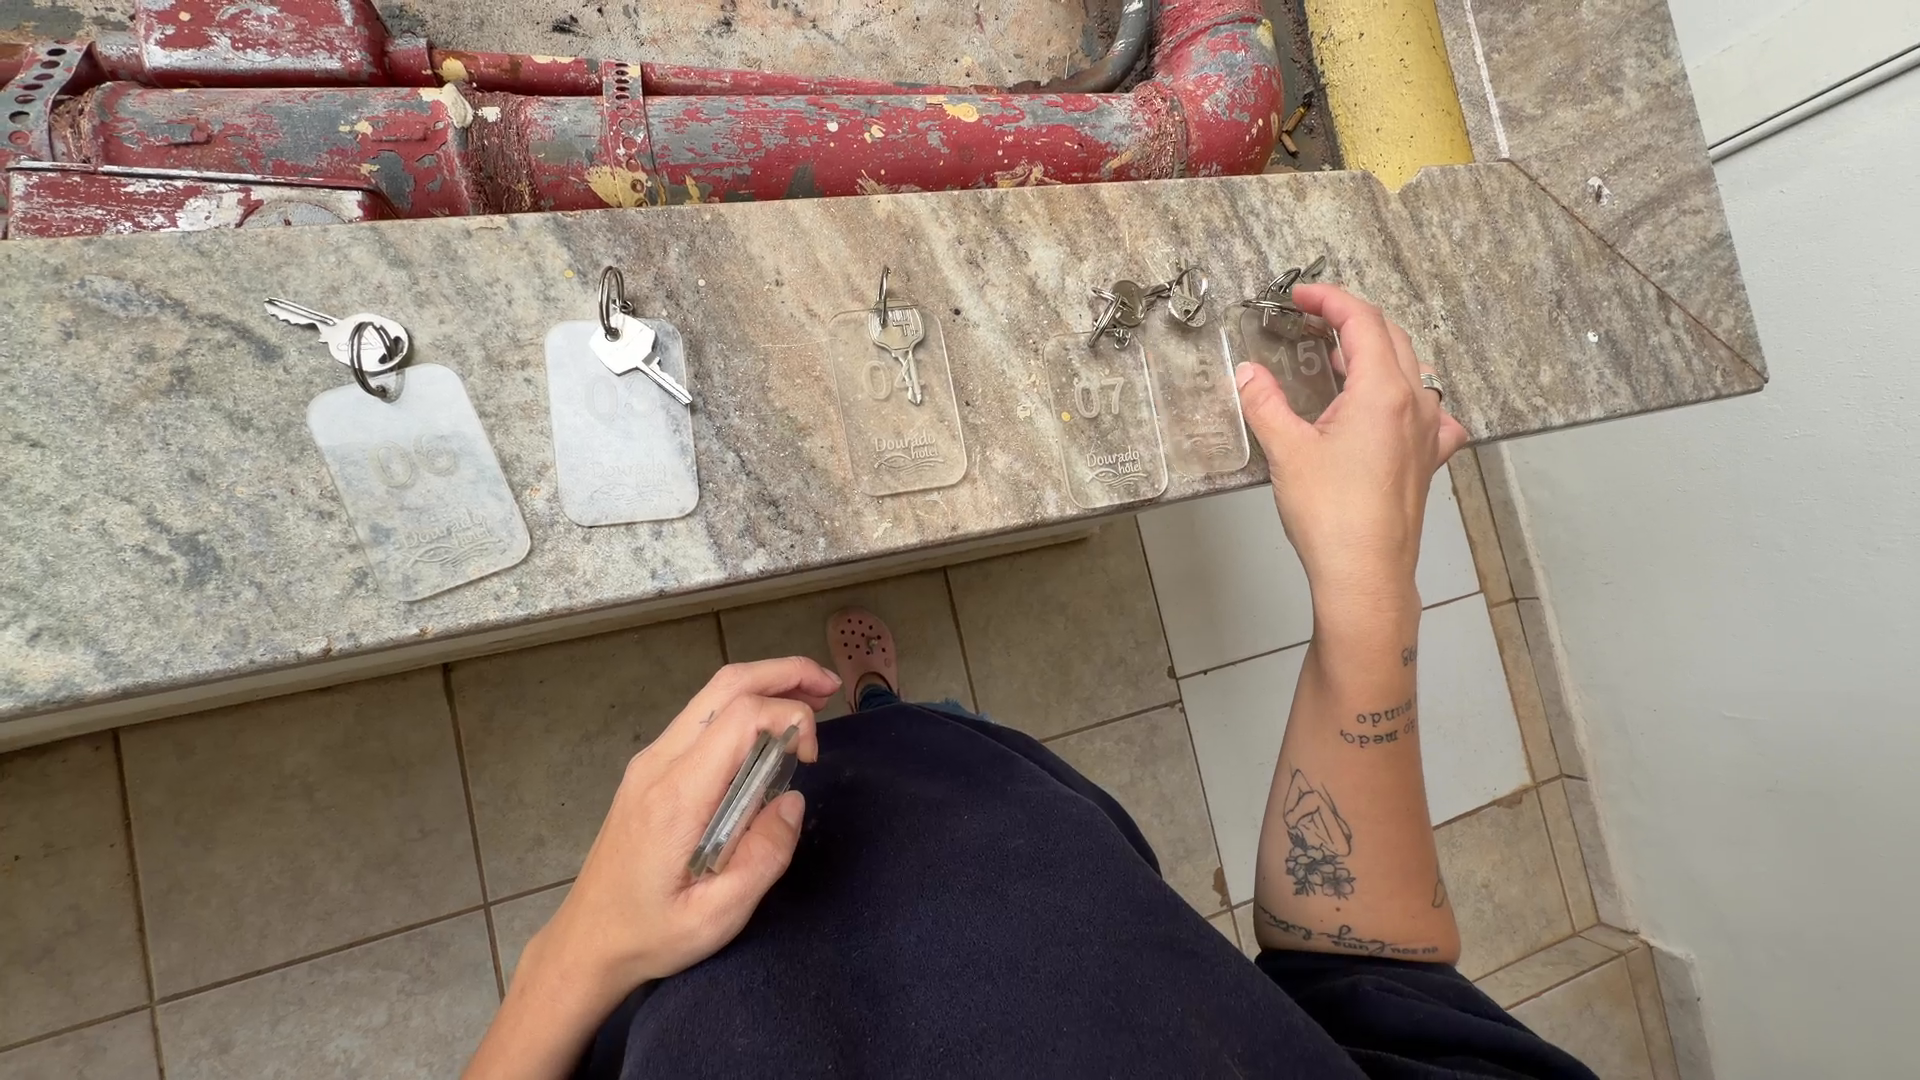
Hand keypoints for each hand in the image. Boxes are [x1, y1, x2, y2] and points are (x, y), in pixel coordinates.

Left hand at [531, 658, 840, 994]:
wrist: (586, 942)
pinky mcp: (654, 766)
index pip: (740, 717)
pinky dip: (747, 704)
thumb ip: (765, 857)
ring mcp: (653, 760)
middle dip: (785, 673)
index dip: (788, 716)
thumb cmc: (650, 934)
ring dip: (768, 683)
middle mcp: (660, 762)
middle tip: (830, 687)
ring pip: (714, 693)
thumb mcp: (718, 917)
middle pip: (727, 685)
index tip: (811, 756)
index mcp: (677, 795)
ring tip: (813, 698)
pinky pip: (705, 715)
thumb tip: (793, 800)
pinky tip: (773, 727)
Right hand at [1236, 285, 1469, 617]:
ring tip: (1342, 357)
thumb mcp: (1286, 451)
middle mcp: (1415, 403)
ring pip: (1412, 369)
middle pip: (1391, 338)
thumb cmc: (1330, 514)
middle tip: (1312, 318)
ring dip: (1376, 351)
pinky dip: (1406, 394)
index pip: (1362, 322)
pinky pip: (1429, 410)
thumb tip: (1245, 373)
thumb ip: (1264, 403)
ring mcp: (1427, 431)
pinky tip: (1394, 410)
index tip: (1300, 295)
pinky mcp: (1427, 459)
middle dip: (1351, 319)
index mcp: (1382, 392)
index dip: (1330, 300)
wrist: (1364, 571)